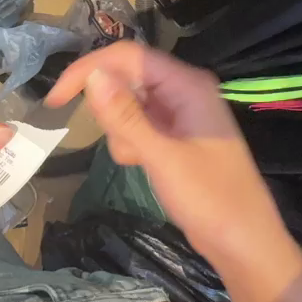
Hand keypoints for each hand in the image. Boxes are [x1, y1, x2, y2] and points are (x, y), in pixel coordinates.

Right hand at [46, 44, 293, 271]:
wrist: (245, 245)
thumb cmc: (211, 200)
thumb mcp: (162, 157)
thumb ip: (125, 116)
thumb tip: (92, 75)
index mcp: (187, 84)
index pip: (127, 57)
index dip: (88, 70)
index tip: (57, 101)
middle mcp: (183, 90)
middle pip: (125, 77)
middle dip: (110, 111)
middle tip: (117, 145)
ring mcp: (179, 113)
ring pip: (127, 104)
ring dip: (121, 131)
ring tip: (140, 162)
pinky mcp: (174, 135)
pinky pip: (138, 125)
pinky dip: (130, 142)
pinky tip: (144, 166)